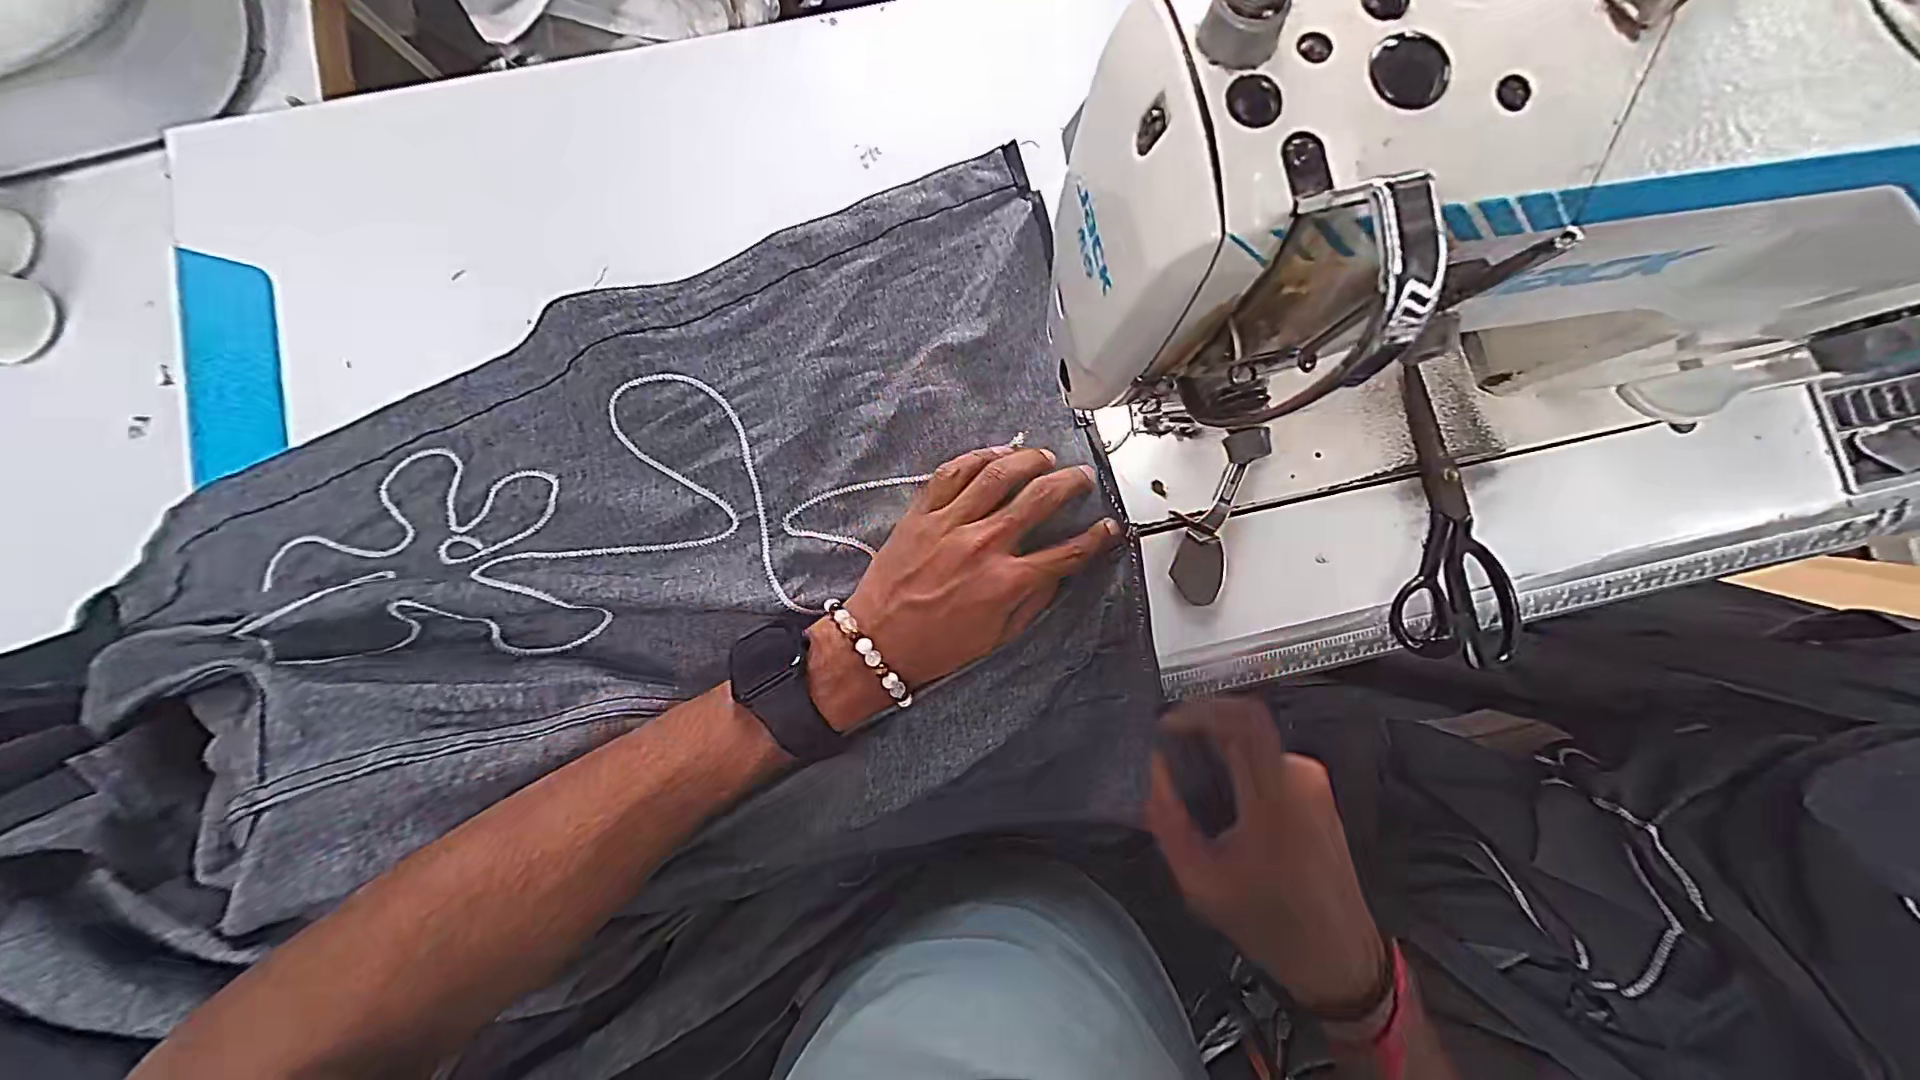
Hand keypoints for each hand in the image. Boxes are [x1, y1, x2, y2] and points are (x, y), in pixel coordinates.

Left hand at [806, 444, 1121, 729]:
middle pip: (1040, 499)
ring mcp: (950, 525)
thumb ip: (1033, 601)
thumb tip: (1058, 573)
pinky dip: (976, 458)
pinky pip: (951, 474)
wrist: (879, 643)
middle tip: (1081, 478)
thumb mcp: (998, 635)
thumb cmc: (936, 645)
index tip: (1108, 528)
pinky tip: (994, 454)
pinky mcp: (921, 515)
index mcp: (1006, 582)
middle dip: (1070, 484)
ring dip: (1028, 460)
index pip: (1067, 552)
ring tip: (1044, 457)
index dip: (1096, 538)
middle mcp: (982, 546)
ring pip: (998, 475)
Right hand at [1145, 697, 1387, 1012]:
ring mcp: (1311, 782)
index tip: (1168, 724)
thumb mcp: (1199, 880)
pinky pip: (1264, 754)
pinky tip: (1221, 795)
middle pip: (1241, 723)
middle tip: (1170, 752)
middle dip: (1198, 729)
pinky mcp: (1314, 788)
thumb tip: (1152, 772)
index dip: (1200, 709)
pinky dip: (1235, 761)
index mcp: (1275, 801)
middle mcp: (1299, 781)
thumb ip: (1166, 820)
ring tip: (1192, 778)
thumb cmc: (1272, 922)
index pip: (1244, 721)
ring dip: (1216, 747)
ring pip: (1250, 739)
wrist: (1337, 954)